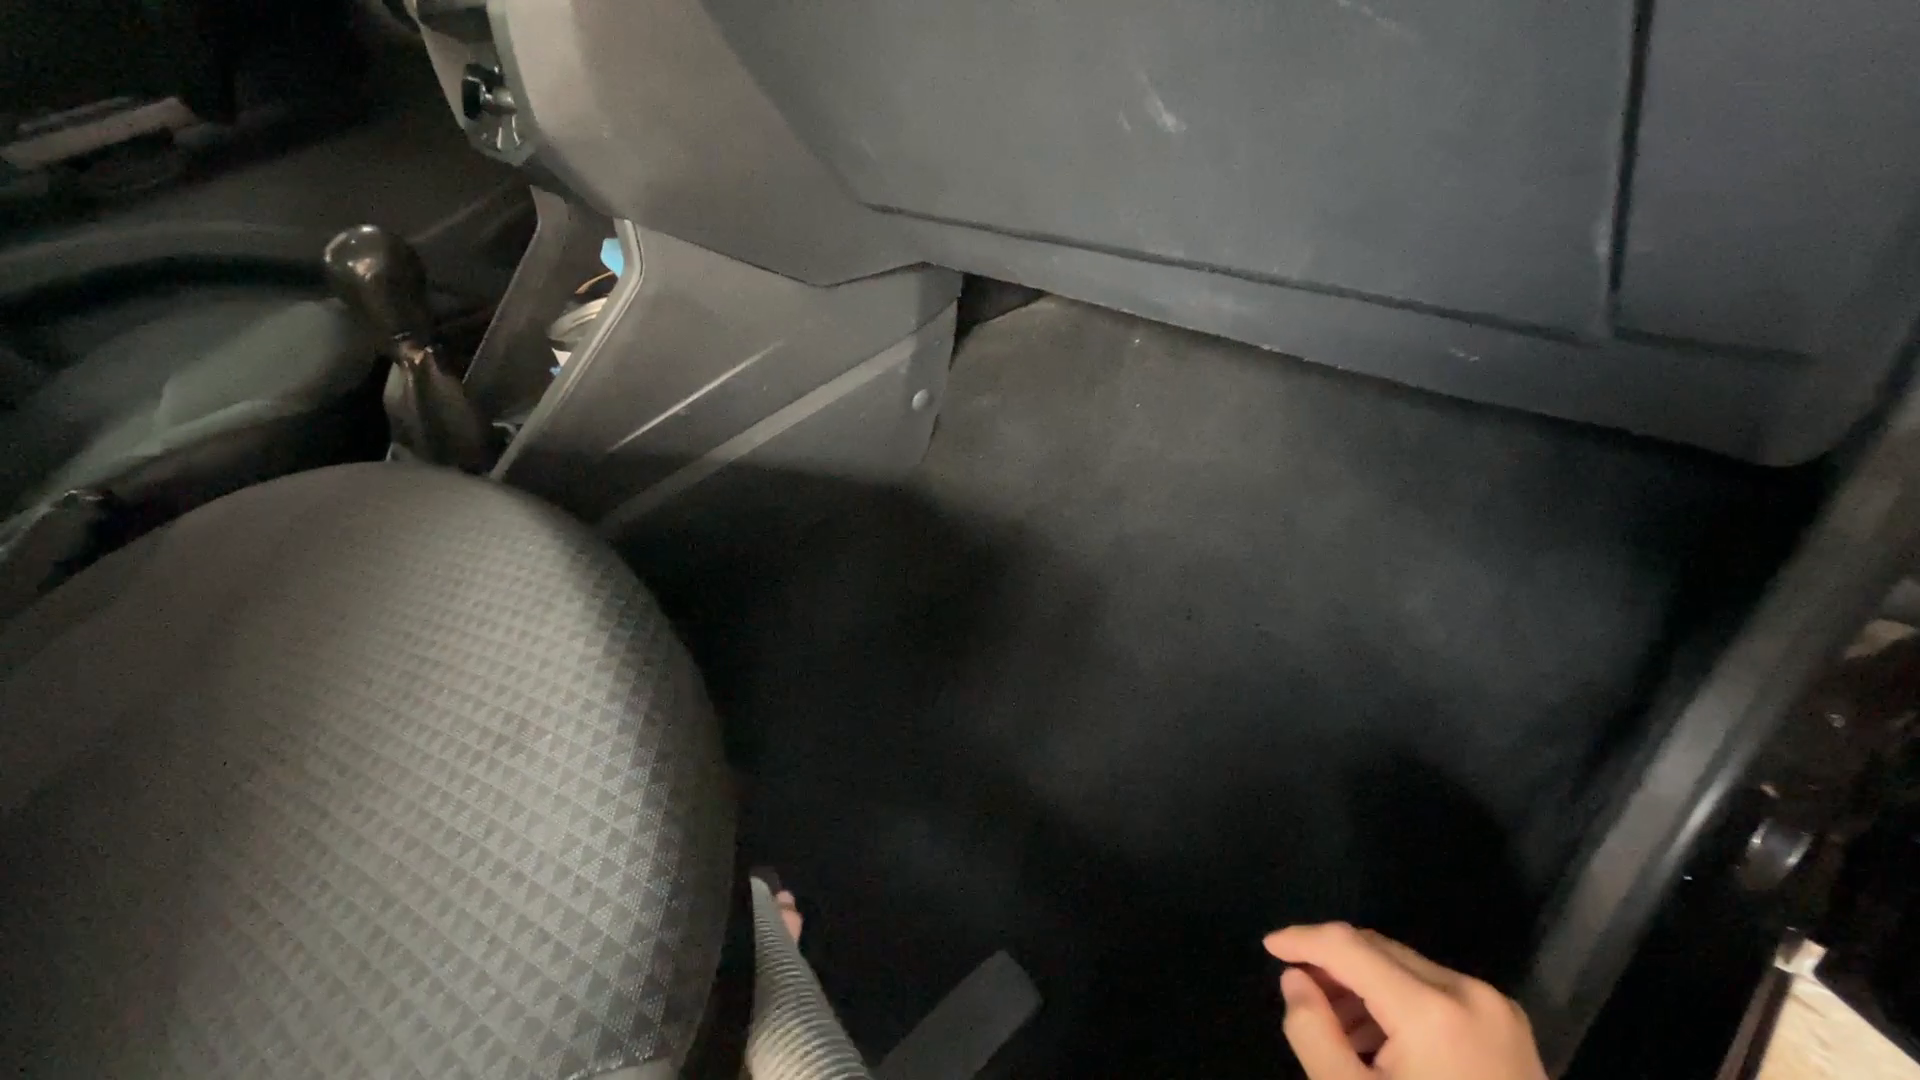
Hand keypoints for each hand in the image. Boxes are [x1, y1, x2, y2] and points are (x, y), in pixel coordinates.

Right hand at [1263, 922, 1547, 1079]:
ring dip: (1363, 982)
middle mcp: (1469, 992)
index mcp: (1432, 1010)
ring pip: (1406, 968)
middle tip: (1299, 991)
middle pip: (1379, 950)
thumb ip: (1312, 1033)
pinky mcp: (1510, 1029)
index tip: (1268, 946)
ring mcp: (1497, 1010)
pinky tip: (1379, 1039)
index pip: (1349, 946)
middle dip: (1332, 962)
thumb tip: (1296, 980)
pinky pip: (1437, 991)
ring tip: (1335, 1023)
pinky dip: (1397, 1000)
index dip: (1302, 940)